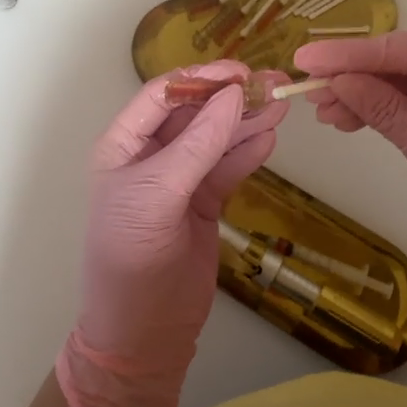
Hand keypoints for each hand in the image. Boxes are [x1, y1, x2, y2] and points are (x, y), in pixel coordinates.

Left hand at [55, 61, 288, 406]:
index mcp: (123, 145)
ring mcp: (180, 180)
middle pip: (195, 113)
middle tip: (274, 81)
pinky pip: (228, 168)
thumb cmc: (131, 258)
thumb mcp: (157, 195)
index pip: (162, 96)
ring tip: (282, 103)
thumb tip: (233, 96)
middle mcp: (151, 156)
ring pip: (216, 139)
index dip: (199, 78)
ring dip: (247, 121)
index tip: (239, 72)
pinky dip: (248, 153)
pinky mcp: (204, 204)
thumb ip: (197, 145)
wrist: (143, 334)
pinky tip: (270, 137)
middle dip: (231, 96)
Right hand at [294, 32, 406, 332]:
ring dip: (356, 89)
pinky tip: (341, 117)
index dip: (356, 52)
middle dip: (353, 69)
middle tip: (308, 81)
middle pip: (402, 58)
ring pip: (396, 77)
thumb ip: (383, 108)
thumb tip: (337, 79)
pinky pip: (400, 96)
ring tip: (320, 108)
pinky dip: (369, 104)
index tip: (308, 57)